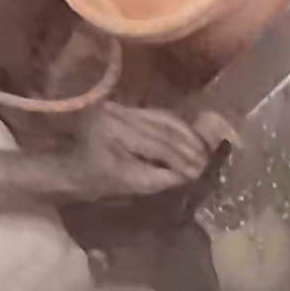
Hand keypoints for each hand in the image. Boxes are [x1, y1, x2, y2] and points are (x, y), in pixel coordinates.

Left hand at [68, 105, 213, 197]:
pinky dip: (183, 129)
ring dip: (190, 136)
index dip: (182, 160)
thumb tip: (194, 174)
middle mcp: (118, 111)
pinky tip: (197, 142)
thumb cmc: (105, 180)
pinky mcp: (131, 109)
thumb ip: (165, 177)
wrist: (80, 166)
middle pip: (165, 128)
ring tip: (206, 153)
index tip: (201, 173)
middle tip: (209, 163)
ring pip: (167, 119)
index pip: (158, 144)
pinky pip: (163, 116)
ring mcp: (124, 107)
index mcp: (114, 130)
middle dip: (190, 147)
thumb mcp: (137, 183)